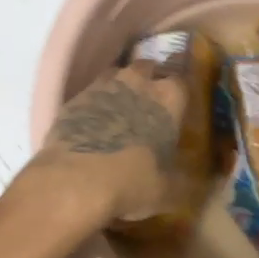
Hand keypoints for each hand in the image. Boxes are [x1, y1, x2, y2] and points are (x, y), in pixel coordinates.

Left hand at [32, 62, 190, 224]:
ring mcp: (102, 87)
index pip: (182, 82)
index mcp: (168, 99)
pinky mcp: (73, 99)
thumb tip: (185, 179)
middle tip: (149, 106)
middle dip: (149, 81)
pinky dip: (94, 106)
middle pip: (147, 68)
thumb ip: (178, 177)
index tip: (178, 109)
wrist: (74, 181)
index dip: (179, 95)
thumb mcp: (167, 189)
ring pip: (116, 75)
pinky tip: (92, 126)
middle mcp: (137, 83)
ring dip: (120, 89)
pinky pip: (90, 94)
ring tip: (120, 112)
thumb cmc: (132, 182)